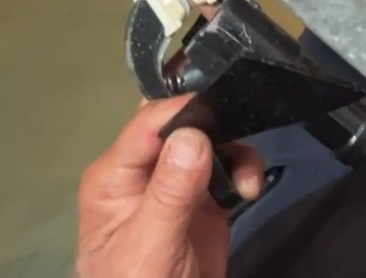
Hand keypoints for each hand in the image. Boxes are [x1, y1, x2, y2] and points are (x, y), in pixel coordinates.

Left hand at [76, 95, 265, 277]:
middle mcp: (142, 172)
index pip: (148, 124)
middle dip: (216, 121)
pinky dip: (244, 169)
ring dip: (236, 150)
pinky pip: (227, 164)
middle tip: (241, 136)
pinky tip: (250, 190)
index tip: (223, 112)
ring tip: (249, 181)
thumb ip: (169, 194)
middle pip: (181, 121)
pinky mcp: (204, 198)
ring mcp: (174, 184)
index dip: (185, 112)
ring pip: (211, 137)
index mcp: (115, 177)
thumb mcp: (149, 252)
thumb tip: (192, 134)